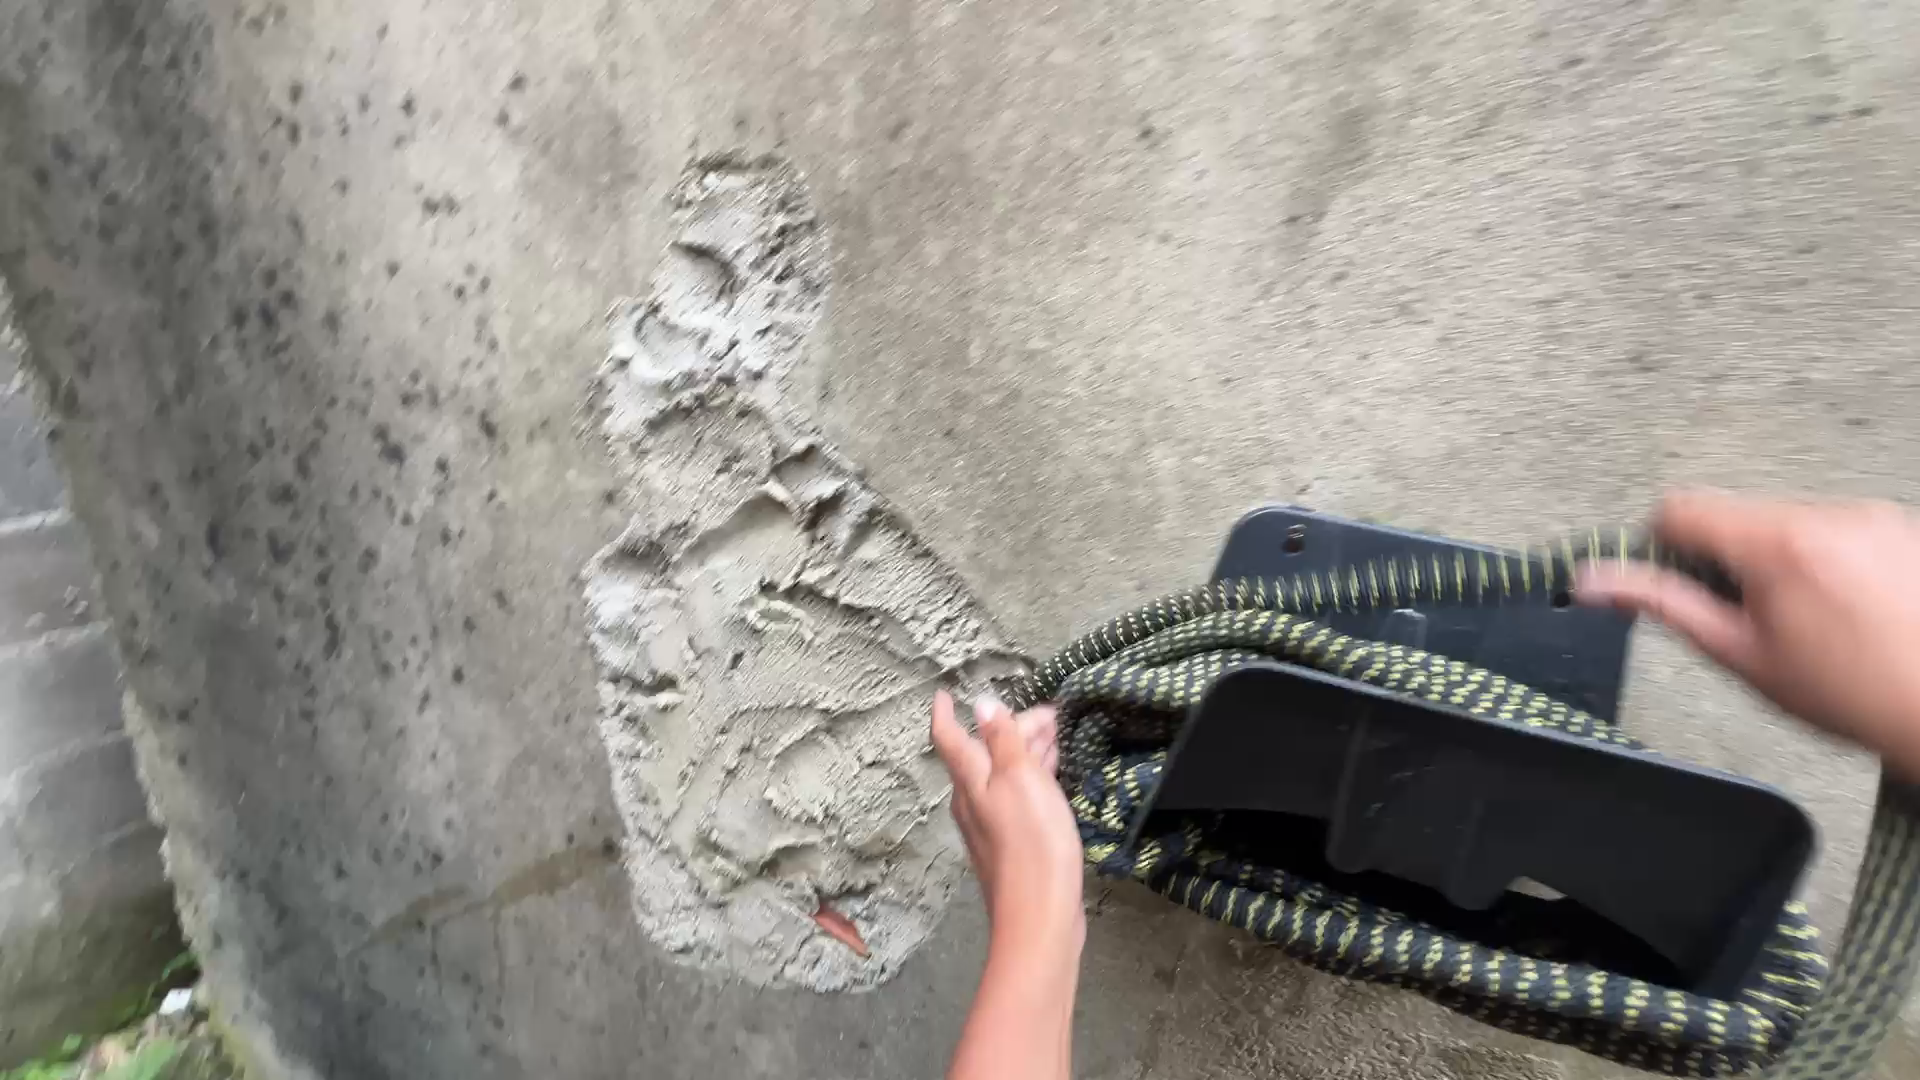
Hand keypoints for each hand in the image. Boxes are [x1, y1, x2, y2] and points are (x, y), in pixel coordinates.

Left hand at [929, 690, 1083, 947]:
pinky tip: (1053, 773)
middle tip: (1049, 713)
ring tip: (1056, 734)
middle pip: (984, 751)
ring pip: (1003, 772)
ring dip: (1025, 749)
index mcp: (970, 779)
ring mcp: (991, 822)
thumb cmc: (1031, 841)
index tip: (944, 693)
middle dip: (1011, 727)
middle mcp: (973, 798)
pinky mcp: (1012, 841)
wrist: (1040, 917)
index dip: (944, 712)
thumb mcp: (1019, 777)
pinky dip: (1032, 774)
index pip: (948, 737)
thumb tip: (982, 704)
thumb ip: (1002, 739)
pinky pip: (1017, 793)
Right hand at [1578, 492, 1919, 778]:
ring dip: (1771, 558)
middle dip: (1723, 558)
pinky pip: (1829, 528)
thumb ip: (1658, 602)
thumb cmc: (1859, 694)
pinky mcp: (1903, 531)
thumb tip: (1591, 582)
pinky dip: (1816, 558)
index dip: (1659, 544)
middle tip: (1745, 610)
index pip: (1676, 509)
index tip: (1674, 576)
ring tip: (1800, 612)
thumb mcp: (1734, 651)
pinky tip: (1837, 604)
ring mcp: (1878, 521)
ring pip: (1778, 521)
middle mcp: (1834, 518)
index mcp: (1779, 544)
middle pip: (1730, 515)